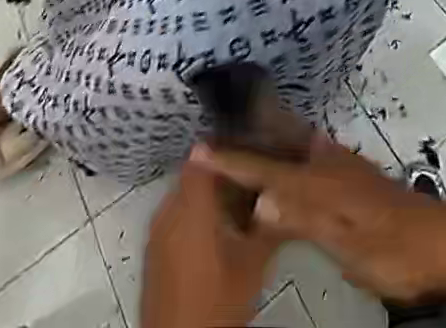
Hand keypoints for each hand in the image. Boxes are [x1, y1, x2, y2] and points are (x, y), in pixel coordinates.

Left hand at [141, 154, 282, 327]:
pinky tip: (223, 227)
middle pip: (195, 173)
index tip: (250, 141)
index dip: (226, 144)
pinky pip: (177, 215)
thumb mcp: (254, 263)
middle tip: (255, 171)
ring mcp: (158, 232)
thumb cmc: (216, 304)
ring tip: (244, 198)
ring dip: (211, 192)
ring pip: (186, 193)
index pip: (202, 156)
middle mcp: (168, 213)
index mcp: (191, 209)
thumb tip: (290, 195)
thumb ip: (271, 223)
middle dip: (224, 170)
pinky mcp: (155, 250)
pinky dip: (198, 212)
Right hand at [189, 134, 445, 303]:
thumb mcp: (346, 239)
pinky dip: (287, 155)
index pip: (266, 169)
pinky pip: (308, 157)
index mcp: (321, 178)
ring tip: (241, 139)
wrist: (440, 242)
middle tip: (216, 127)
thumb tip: (260, 199)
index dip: (232, 161)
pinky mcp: (351, 177)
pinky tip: (284, 167)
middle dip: (249, 136)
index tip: (198, 149)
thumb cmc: (391, 245)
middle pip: (280, 145)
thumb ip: (304, 216)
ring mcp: (342, 167)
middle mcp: (328, 163)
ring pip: (295, 148)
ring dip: (268, 142)